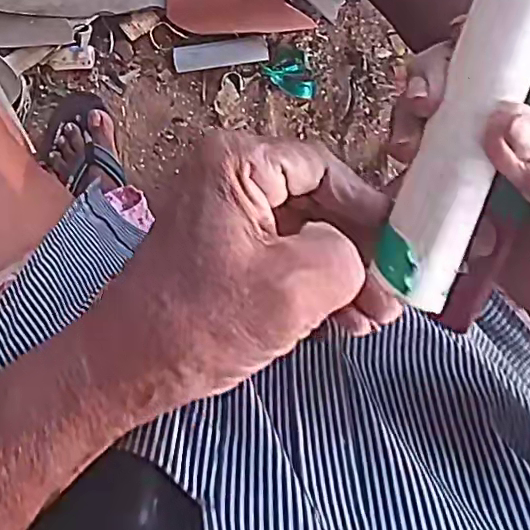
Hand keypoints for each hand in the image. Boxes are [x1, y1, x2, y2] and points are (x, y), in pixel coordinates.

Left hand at [89, 134, 405, 407]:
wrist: (129, 368)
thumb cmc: (199, 321)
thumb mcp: (293, 287)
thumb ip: (347, 257)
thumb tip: (362, 255)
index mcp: (236, 161)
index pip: (322, 167)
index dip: (366, 205)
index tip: (401, 237)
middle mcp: (228, 172)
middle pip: (315, 199)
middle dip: (356, 249)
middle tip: (391, 287)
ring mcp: (225, 208)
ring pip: (303, 229)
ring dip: (341, 271)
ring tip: (374, 314)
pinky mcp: (224, 242)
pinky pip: (282, 249)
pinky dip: (313, 280)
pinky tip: (345, 317)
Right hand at [388, 43, 529, 342]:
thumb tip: (509, 125)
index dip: (497, 48)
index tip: (461, 59)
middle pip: (480, 76)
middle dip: (442, 80)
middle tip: (425, 103)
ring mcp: (503, 155)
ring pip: (449, 116)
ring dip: (420, 124)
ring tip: (410, 149)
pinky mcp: (475, 188)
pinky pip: (436, 168)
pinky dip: (416, 175)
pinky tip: (414, 193)